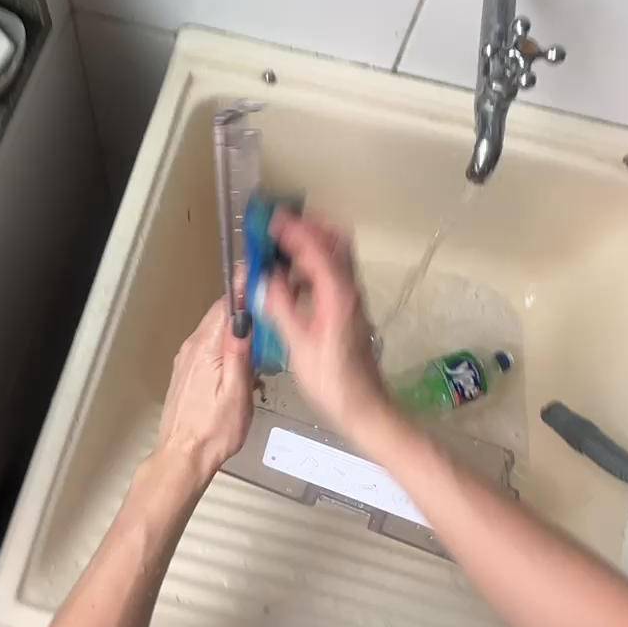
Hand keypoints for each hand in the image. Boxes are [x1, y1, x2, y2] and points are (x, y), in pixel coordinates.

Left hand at [154, 295, 253, 480]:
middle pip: (221, 315)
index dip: (243, 289)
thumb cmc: (213, 432)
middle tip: (270, 307)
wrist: (183, 457)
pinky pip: (210, 347)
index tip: (258, 274)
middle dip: (245, 309)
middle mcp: (192, 349)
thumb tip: (244, 318)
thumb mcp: (236, 392)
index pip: (225, 305)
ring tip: (263, 337)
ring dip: (238, 330)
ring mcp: (187, 360)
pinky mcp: (187, 371)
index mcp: (205, 349)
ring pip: (216, 331)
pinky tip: (244, 361)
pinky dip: (228, 346)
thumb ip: (239, 352)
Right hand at [258, 211, 391, 432]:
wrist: (364, 407)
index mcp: (337, 295)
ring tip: (280, 244)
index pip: (317, 249)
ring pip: (335, 255)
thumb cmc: (333, 382)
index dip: (294, 230)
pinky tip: (290, 276)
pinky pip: (331, 273)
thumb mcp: (299, 346)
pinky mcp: (348, 309)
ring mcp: (351, 298)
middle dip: (309, 226)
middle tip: (280, 224)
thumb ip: (281, 308)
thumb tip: (263, 280)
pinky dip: (313, 263)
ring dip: (311, 242)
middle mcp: (349, 290)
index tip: (272, 218)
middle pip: (335, 241)